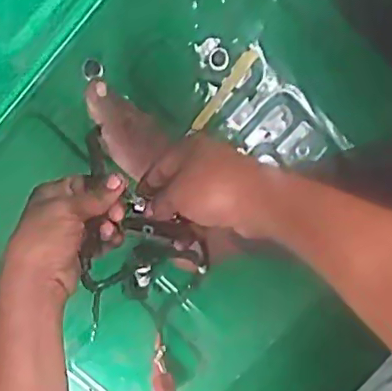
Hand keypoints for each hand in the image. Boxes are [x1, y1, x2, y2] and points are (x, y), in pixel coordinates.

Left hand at [0, 173, 126, 302]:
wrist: (39, 279)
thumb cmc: (47, 237)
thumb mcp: (69, 209)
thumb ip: (96, 196)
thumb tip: (119, 178)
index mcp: (53, 193)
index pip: (84, 183)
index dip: (103, 187)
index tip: (121, 191)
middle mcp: (62, 210)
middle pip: (95, 203)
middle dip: (109, 208)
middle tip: (117, 216)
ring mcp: (71, 232)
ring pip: (100, 222)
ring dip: (109, 226)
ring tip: (108, 234)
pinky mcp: (80, 251)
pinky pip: (100, 240)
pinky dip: (108, 240)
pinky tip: (112, 242)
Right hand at [85, 81, 271, 241]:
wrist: (256, 202)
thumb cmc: (210, 190)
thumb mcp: (176, 195)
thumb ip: (158, 203)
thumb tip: (150, 211)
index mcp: (187, 148)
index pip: (157, 168)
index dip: (144, 189)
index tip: (135, 208)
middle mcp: (204, 159)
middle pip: (175, 186)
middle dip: (164, 210)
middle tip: (154, 229)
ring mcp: (221, 179)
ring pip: (192, 202)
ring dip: (181, 223)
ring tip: (174, 242)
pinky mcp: (233, 199)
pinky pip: (208, 213)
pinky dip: (198, 225)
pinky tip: (191, 241)